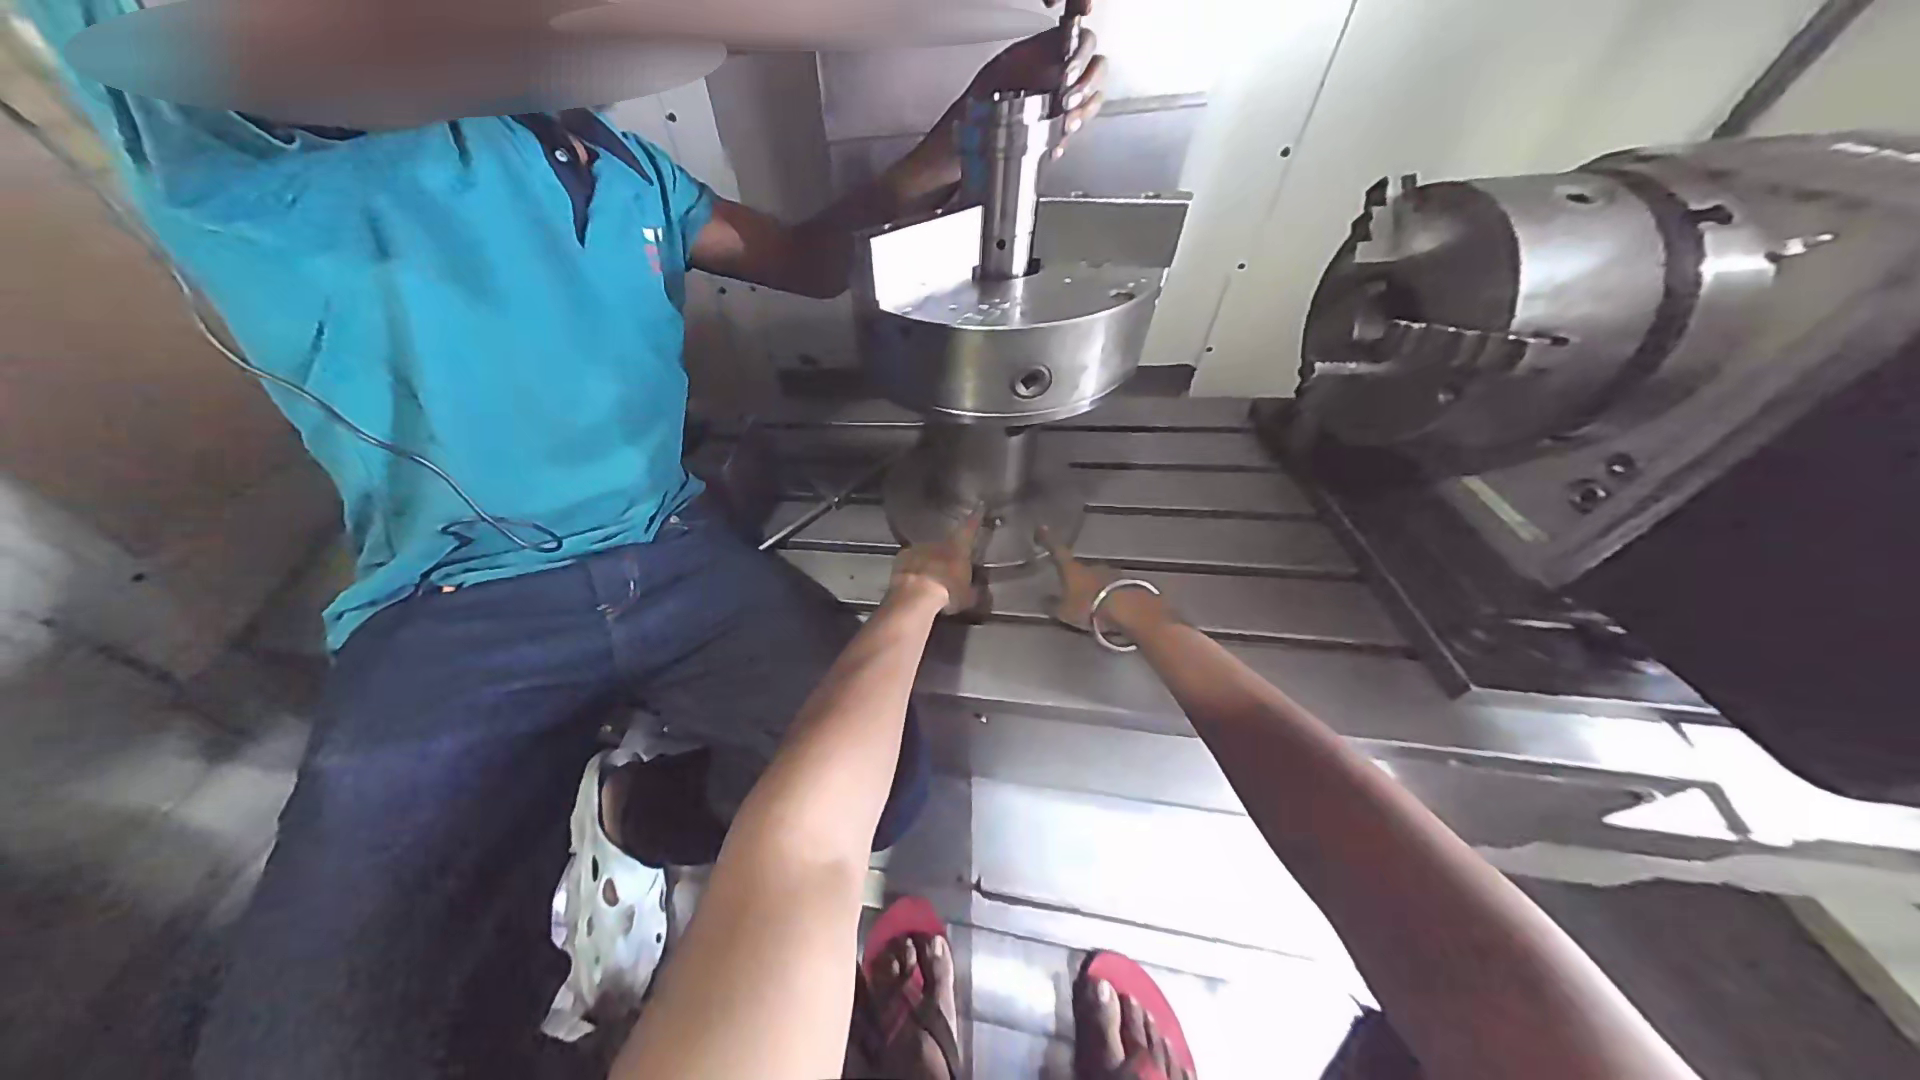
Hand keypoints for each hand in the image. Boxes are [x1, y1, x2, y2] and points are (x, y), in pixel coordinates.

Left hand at [889, 509, 983, 614]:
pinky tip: (913, 580)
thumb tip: (979, 591)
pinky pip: (910, 560)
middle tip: (947, 570)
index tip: (979, 506)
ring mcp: (917, 548)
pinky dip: (912, 567)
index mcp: (958, 547)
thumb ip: (975, 591)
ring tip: (929, 578)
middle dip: (946, 554)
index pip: (969, 528)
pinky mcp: (901, 557)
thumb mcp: (968, 597)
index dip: (975, 518)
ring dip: (928, 561)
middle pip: (945, 544)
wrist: (915, 596)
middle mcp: (938, 542)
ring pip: (926, 552)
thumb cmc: (947, 593)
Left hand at [968, 1, 1107, 159]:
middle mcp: (1066, 73)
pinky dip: (1067, 141)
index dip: (1082, 56)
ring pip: (1093, 100)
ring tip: (1066, 126)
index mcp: (1052, 51)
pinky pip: (1076, 132)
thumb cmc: (984, 97)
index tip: (1067, 76)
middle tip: (1068, 104)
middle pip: (1098, 69)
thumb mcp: (998, 74)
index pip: (1084, 42)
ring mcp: (1068, 100)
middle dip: (1086, 87)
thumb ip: (1023, 68)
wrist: (976, 128)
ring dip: (1084, 113)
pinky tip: (1054, 148)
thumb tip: (1048, 74)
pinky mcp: (1062, 128)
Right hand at [1037, 526, 1117, 630]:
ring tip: (1090, 601)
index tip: (1043, 527)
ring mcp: (1109, 571)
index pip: (1057, 551)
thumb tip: (1042, 599)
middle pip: (1079, 566)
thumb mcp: (1064, 611)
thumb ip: (1052, 605)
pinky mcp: (1125, 582)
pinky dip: (1106, 592)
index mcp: (1071, 569)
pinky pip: (1110, 585)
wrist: (1125, 608)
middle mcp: (1090, 565)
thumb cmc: (1088, 606)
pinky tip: (1107, 605)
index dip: (1049, 540)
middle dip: (1075, 575)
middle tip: (1071, 588)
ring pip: (1096, 576)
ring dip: (1092, 585)